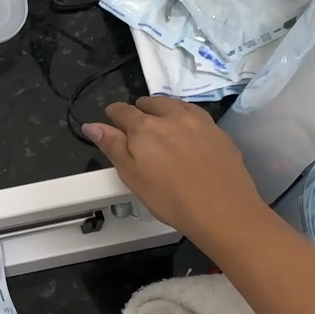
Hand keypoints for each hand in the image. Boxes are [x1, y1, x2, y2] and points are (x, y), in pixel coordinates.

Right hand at [83, 97, 273, 253]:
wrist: (223, 211)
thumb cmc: (169, 198)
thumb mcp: (131, 175)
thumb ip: (112, 146)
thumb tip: (91, 125)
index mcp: (145, 127)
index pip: (123, 111)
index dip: (113, 114)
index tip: (110, 119)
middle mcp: (172, 117)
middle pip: (151, 103)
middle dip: (140, 109)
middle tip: (136, 124)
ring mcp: (199, 122)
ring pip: (175, 104)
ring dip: (163, 108)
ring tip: (160, 121)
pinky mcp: (219, 132)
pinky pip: (196, 115)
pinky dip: (185, 116)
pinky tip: (186, 130)